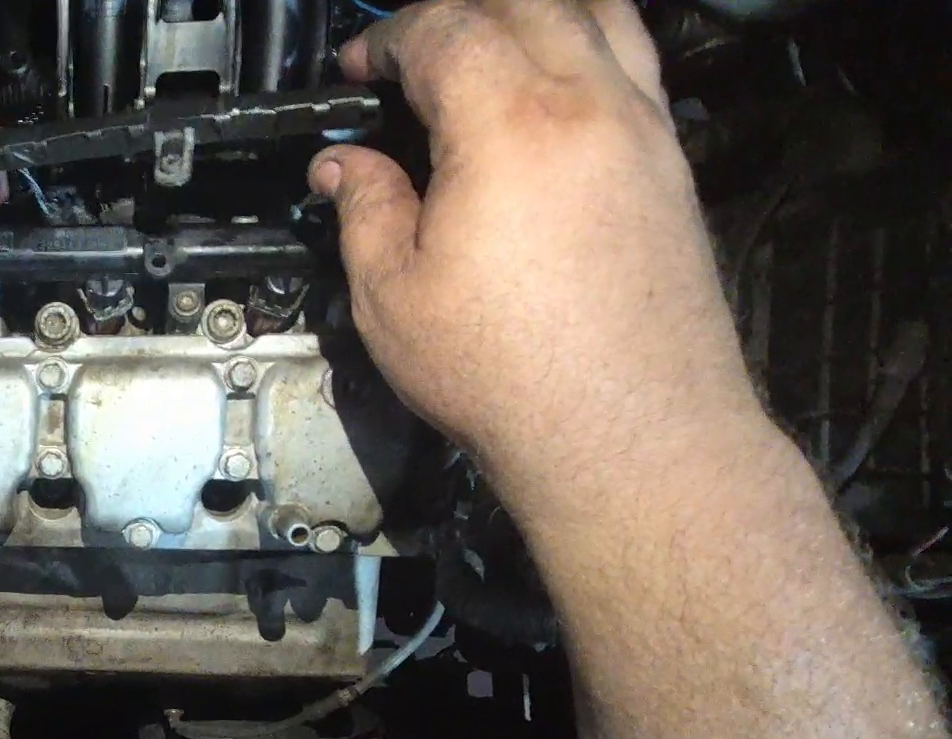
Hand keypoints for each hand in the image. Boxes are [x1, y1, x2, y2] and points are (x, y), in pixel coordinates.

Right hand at [311, 0, 752, 478]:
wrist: (614, 424)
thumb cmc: (500, 369)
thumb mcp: (390, 294)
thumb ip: (363, 209)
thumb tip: (341, 166)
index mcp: (508, 128)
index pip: (447, 32)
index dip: (389, 36)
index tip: (356, 64)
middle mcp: (591, 105)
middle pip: (526, 0)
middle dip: (453, 12)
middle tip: (404, 51)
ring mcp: (644, 129)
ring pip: (597, 11)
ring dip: (527, 10)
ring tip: (476, 46)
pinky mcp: (669, 164)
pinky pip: (633, 60)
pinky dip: (582, 43)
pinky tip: (545, 88)